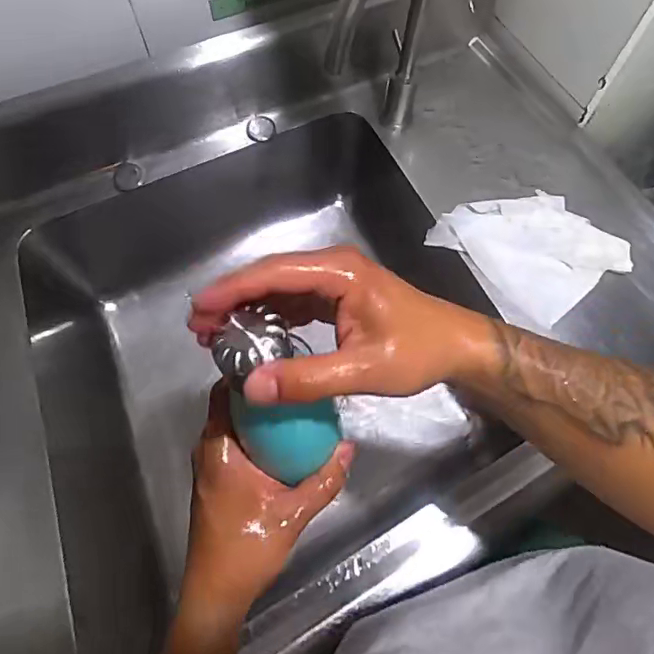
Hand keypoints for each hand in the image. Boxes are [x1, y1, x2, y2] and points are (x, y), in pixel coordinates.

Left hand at [180, 382, 353, 615]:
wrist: (217, 596)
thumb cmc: (247, 548)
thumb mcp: (295, 513)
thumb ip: (325, 478)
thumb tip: (349, 447)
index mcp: (218, 449)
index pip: (223, 391)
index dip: (248, 371)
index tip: (280, 359)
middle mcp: (207, 451)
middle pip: (231, 405)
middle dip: (262, 392)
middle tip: (297, 382)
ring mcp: (209, 467)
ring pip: (233, 425)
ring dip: (260, 414)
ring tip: (296, 405)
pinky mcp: (215, 482)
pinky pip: (235, 442)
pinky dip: (256, 433)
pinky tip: (285, 439)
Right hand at [189, 246, 495, 405]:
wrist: (455, 344)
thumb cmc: (418, 351)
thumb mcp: (362, 369)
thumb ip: (307, 379)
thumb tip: (250, 387)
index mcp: (340, 272)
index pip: (275, 273)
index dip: (233, 289)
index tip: (198, 308)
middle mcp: (335, 266)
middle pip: (273, 274)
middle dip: (233, 297)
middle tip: (197, 327)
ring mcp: (337, 278)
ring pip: (282, 286)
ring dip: (249, 306)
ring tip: (215, 333)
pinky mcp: (339, 294)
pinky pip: (296, 299)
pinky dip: (271, 314)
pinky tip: (252, 334)